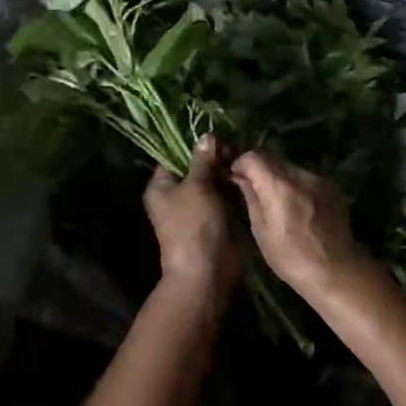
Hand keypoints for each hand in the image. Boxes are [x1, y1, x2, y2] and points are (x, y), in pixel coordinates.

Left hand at [143, 136, 240, 301]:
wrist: (206, 272)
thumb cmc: (194, 225)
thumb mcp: (197, 187)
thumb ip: (202, 161)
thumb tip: (207, 134)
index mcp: (160, 186)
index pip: (172, 157)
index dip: (191, 145)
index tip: (215, 133)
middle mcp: (173, 196)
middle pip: (192, 169)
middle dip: (212, 158)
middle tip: (234, 143)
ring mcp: (193, 209)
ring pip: (209, 183)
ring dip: (224, 173)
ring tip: (243, 154)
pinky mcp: (212, 219)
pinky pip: (220, 198)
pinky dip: (231, 188)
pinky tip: (246, 174)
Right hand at [230, 149, 377, 297]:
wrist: (337, 272)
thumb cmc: (291, 258)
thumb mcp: (261, 230)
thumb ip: (251, 197)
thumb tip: (240, 178)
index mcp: (279, 187)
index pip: (254, 156)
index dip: (241, 163)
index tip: (237, 177)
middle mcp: (301, 176)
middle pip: (272, 157)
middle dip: (259, 167)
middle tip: (254, 187)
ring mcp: (320, 180)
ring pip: (290, 166)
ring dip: (278, 175)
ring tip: (277, 199)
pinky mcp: (333, 188)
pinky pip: (306, 176)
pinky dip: (296, 184)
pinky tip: (297, 205)